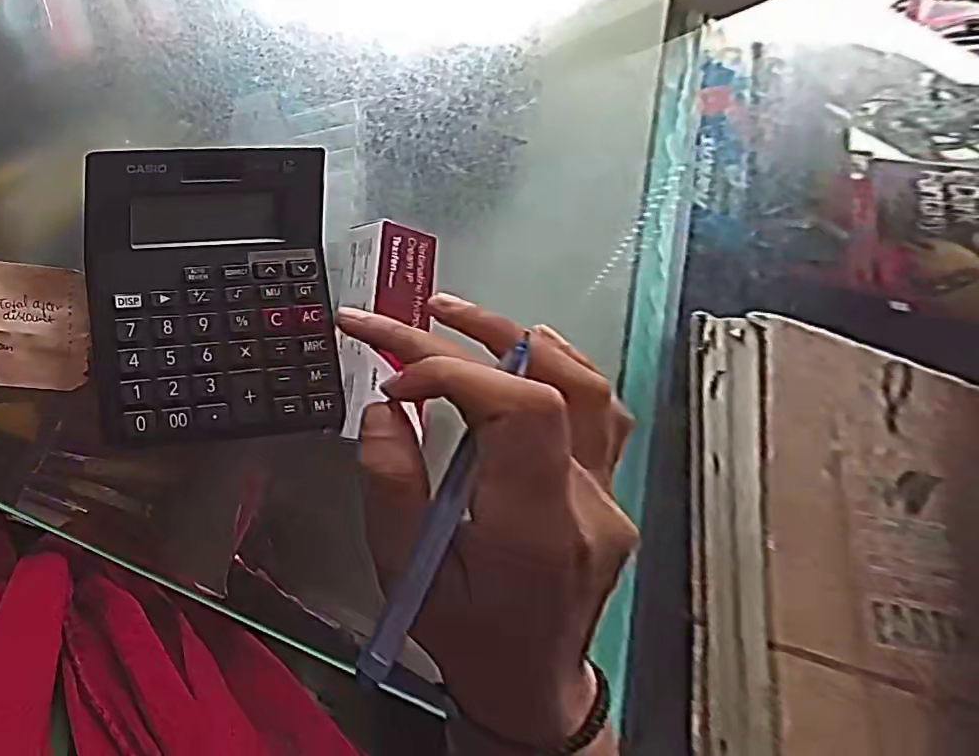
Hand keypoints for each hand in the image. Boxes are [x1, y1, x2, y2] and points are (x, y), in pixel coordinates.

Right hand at [338, 295, 637, 751]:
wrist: (528, 680)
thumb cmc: (456, 624)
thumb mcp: (399, 561)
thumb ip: (390, 479)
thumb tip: (386, 407)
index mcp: (534, 525)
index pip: (520, 410)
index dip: (449, 373)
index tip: (391, 384)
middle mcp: (585, 502)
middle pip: (547, 384)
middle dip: (457, 339)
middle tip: (390, 319)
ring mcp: (604, 494)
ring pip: (588, 387)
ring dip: (513, 336)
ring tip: (448, 310)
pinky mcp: (601, 488)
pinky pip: (597, 409)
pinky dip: (554, 361)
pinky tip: (519, 342)